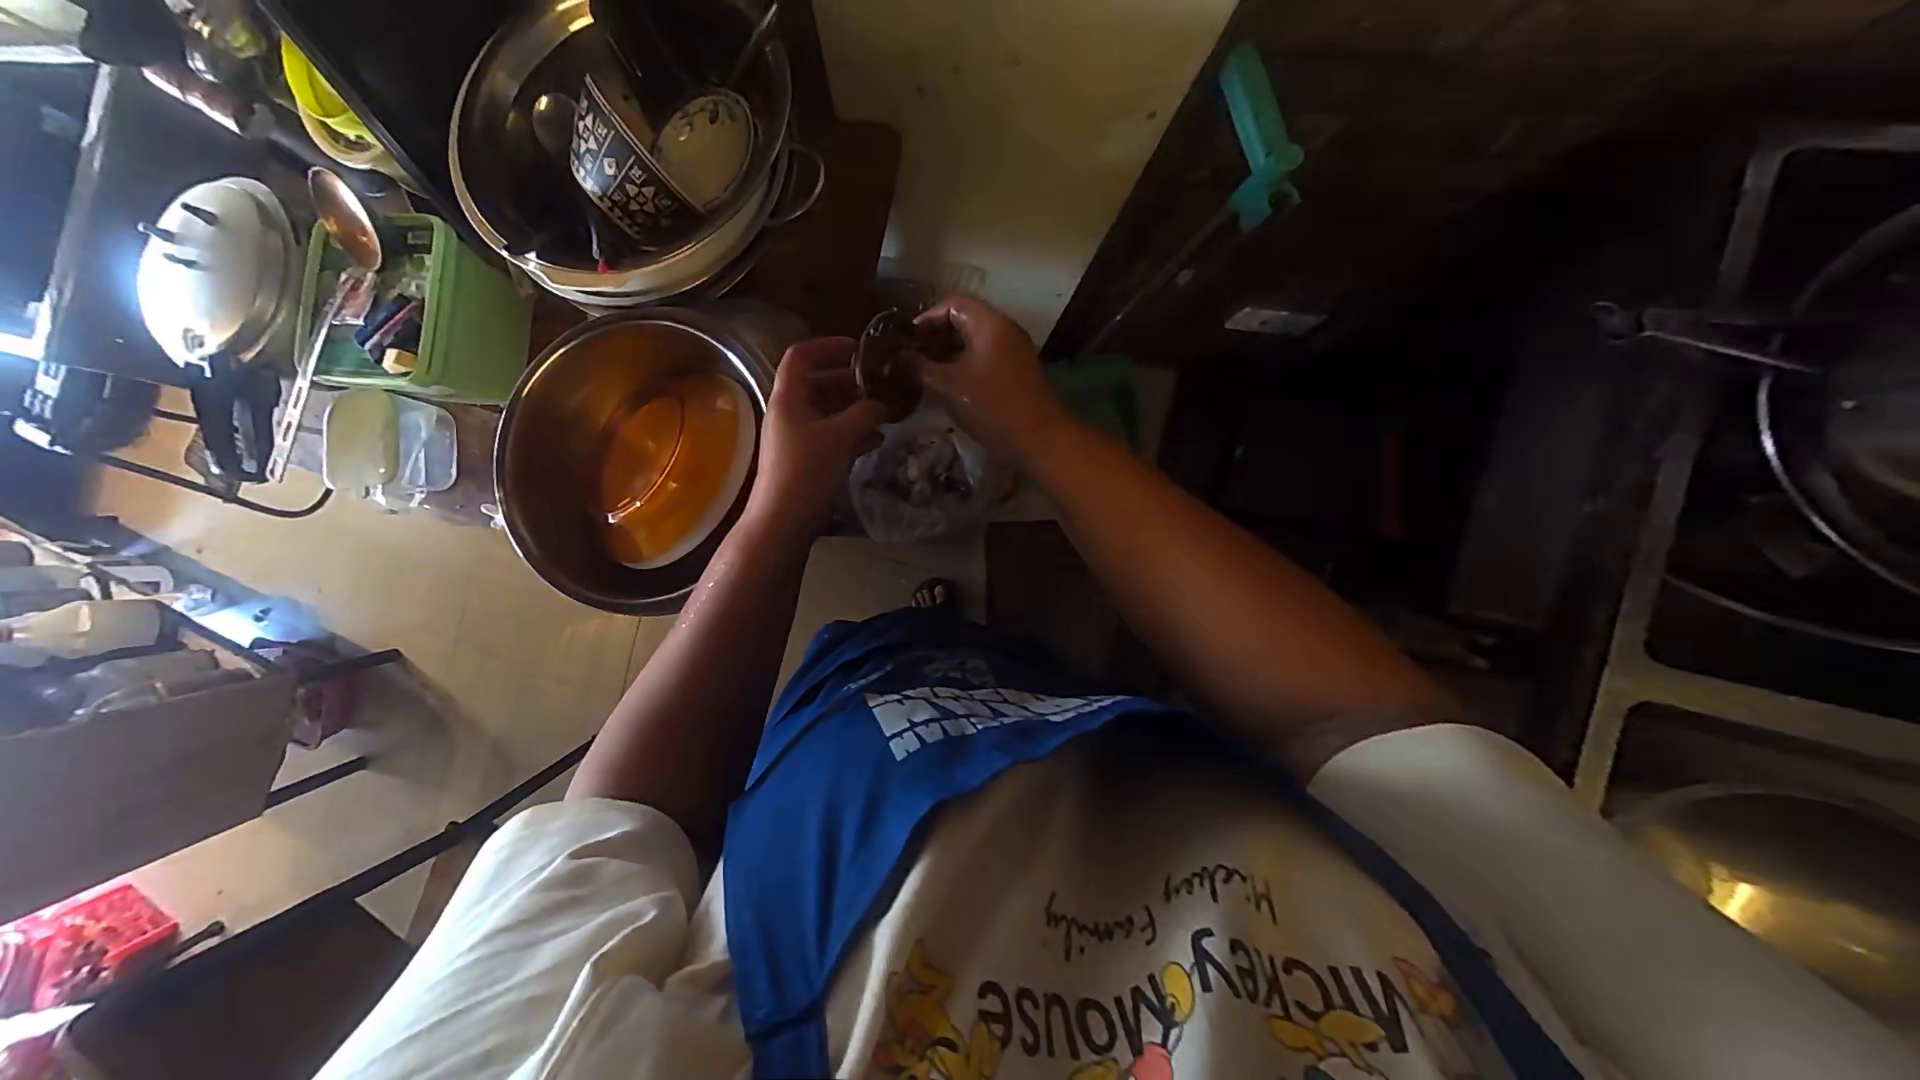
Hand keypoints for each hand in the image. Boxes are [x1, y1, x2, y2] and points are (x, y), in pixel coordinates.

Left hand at [748, 337, 886, 533]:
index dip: (828, 346)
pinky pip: (829, 436)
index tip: (859, 349)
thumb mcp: (841, 437)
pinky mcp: (804, 460)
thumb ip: (865, 413)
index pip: (801, 356)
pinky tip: (875, 439)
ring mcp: (795, 438)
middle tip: (879, 383)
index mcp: (788, 398)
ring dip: (853, 408)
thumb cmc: (807, 472)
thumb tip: (882, 403)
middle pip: (817, 384)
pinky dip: (850, 432)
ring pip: (826, 411)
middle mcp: (788, 413)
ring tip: (883, 411)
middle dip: (849, 381)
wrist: (783, 522)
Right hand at [914, 294, 1069, 460]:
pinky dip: (965, 361)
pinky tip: (950, 382)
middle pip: (965, 318)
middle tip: (914, 356)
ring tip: (927, 370)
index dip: (926, 318)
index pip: (953, 303)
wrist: (1039, 437)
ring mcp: (1015, 349)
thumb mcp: (948, 386)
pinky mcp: (1018, 369)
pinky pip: (986, 354)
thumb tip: (901, 356)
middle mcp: (1005, 328)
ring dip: (949, 350)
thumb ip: (921, 367)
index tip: (908, 339)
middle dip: (936, 335)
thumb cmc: (991, 406)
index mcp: (989, 323)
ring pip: (976, 338)